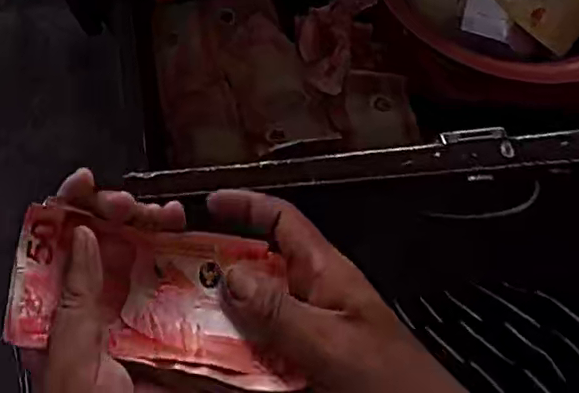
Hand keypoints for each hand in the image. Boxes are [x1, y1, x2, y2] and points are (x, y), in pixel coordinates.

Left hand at [26, 168, 185, 392]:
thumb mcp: (70, 360)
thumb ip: (73, 298)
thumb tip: (77, 232)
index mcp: (59, 306)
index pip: (57, 241)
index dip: (68, 204)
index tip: (83, 181)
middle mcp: (93, 298)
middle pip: (99, 233)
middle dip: (113, 207)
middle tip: (124, 204)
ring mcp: (129, 305)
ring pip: (135, 244)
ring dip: (147, 218)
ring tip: (160, 213)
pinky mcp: (162, 318)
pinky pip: (168, 271)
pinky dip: (177, 244)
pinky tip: (180, 227)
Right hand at [208, 190, 465, 392]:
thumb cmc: (397, 384)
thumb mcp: (335, 343)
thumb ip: (282, 310)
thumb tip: (230, 275)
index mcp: (324, 273)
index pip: (280, 219)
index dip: (244, 204)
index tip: (208, 204)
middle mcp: (313, 299)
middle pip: (257, 271)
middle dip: (220, 273)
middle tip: (180, 280)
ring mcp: (310, 337)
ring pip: (256, 318)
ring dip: (224, 325)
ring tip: (187, 330)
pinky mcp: (307, 372)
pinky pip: (264, 359)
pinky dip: (239, 364)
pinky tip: (216, 373)